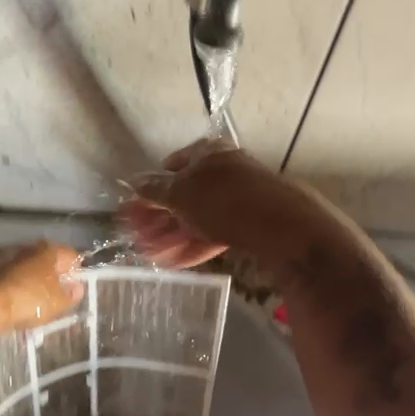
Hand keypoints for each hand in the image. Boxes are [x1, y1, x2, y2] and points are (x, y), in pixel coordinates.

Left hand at [0, 240, 82, 331]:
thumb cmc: (28, 301)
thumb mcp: (57, 303)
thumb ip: (70, 295)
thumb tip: (77, 288)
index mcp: (48, 251)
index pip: (71, 256)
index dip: (77, 271)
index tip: (76, 288)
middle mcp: (26, 248)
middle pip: (46, 261)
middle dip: (52, 278)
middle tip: (56, 298)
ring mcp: (3, 258)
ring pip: (25, 270)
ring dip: (31, 284)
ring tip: (33, 306)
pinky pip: (7, 280)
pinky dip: (12, 290)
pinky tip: (12, 306)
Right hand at [117, 139, 329, 267]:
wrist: (281, 226)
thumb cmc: (225, 200)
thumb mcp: (183, 193)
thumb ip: (156, 189)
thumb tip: (132, 182)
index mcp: (206, 152)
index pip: (170, 166)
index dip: (150, 189)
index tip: (135, 212)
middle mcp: (222, 170)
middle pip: (183, 195)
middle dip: (159, 219)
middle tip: (140, 240)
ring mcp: (237, 197)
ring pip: (197, 217)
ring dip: (172, 236)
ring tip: (153, 256)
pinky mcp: (248, 223)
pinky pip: (214, 233)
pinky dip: (194, 245)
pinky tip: (177, 263)